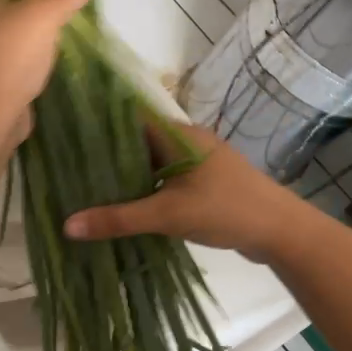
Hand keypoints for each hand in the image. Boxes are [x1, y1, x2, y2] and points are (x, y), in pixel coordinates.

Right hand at [63, 122, 317, 262]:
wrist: (284, 232)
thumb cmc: (226, 210)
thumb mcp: (167, 215)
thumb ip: (118, 219)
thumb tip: (67, 225)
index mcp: (178, 135)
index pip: (129, 118)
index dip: (99, 125)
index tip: (68, 137)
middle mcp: (187, 141)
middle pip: (138, 142)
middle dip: (107, 156)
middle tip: (71, 169)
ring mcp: (198, 163)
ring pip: (152, 163)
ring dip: (127, 176)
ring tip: (90, 189)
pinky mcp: (206, 184)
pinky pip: (166, 180)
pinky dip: (146, 190)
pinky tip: (126, 207)